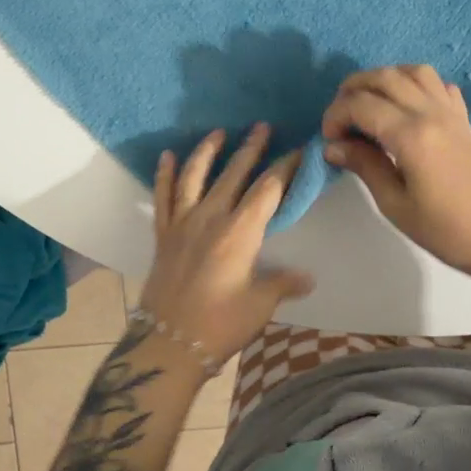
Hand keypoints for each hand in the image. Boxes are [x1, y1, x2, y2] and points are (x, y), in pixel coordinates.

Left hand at [137, 125, 313, 365]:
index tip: (300, 150)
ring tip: (218, 132)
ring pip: (194, 176)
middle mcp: (211, 218)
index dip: (286, 167)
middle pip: (233, 173)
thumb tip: (307, 277)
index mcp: (240, 232)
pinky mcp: (163, 235)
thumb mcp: (260, 304)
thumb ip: (283, 283)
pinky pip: (162, 197)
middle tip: (262, 126)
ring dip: (207, 151)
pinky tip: (166, 156)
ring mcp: (183, 224)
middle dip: (251, 148)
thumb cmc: (220, 325)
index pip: (268, 189)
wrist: (169, 344)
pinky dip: (164, 175)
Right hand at [321, 65, 470, 276]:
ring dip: (383, 79)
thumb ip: (365, 167)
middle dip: (351, 90)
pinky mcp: (464, 120)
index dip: (335, 116)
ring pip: (412, 71)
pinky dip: (415, 84)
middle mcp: (430, 113)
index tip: (328, 141)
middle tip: (339, 119)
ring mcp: (450, 112)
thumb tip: (333, 146)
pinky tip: (405, 108)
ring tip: (367, 105)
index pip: (361, 104)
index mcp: (411, 135)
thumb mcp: (396, 205)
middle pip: (384, 77)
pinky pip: (438, 84)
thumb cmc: (447, 231)